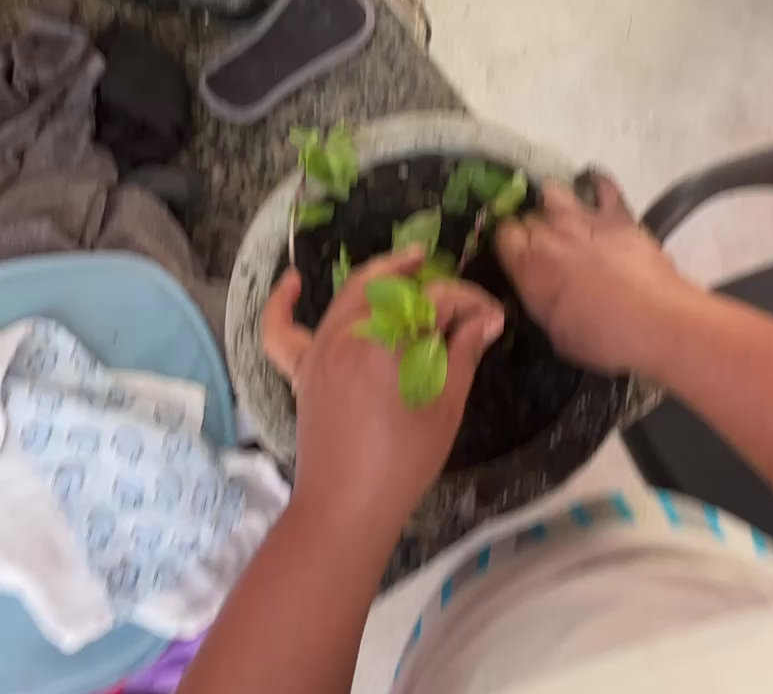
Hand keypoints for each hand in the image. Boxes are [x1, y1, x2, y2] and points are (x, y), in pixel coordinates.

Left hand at [261, 246, 504, 531]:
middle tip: (457, 290)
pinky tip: (295, 282)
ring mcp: (319, 350)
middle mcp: (349, 335)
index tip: (491, 315)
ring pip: (349, 295)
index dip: (468, 302)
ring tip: (408, 264)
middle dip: (429, 281)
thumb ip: (464, 354)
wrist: (346, 508)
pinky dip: (283, 302)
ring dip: (380, 276)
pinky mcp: (301, 369)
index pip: (434, 302)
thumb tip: (489, 318)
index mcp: (388, 344)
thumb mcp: (445, 407)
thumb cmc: (403, 462)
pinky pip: (281, 331)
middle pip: (393, 288)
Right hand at [494, 171, 700, 374]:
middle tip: (544, 251)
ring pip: (552, 191)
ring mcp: (584, 217)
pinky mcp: (618, 213)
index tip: (516, 258)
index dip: (508, 244)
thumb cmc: (603, 339)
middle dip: (530, 230)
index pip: (502, 234)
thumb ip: (538, 301)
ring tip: (563, 222)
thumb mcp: (554, 333)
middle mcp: (550, 232)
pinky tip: (596, 196)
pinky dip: (596, 187)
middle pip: (526, 215)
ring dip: (553, 205)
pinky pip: (602, 185)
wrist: (659, 322)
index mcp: (529, 263)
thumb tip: (536, 292)